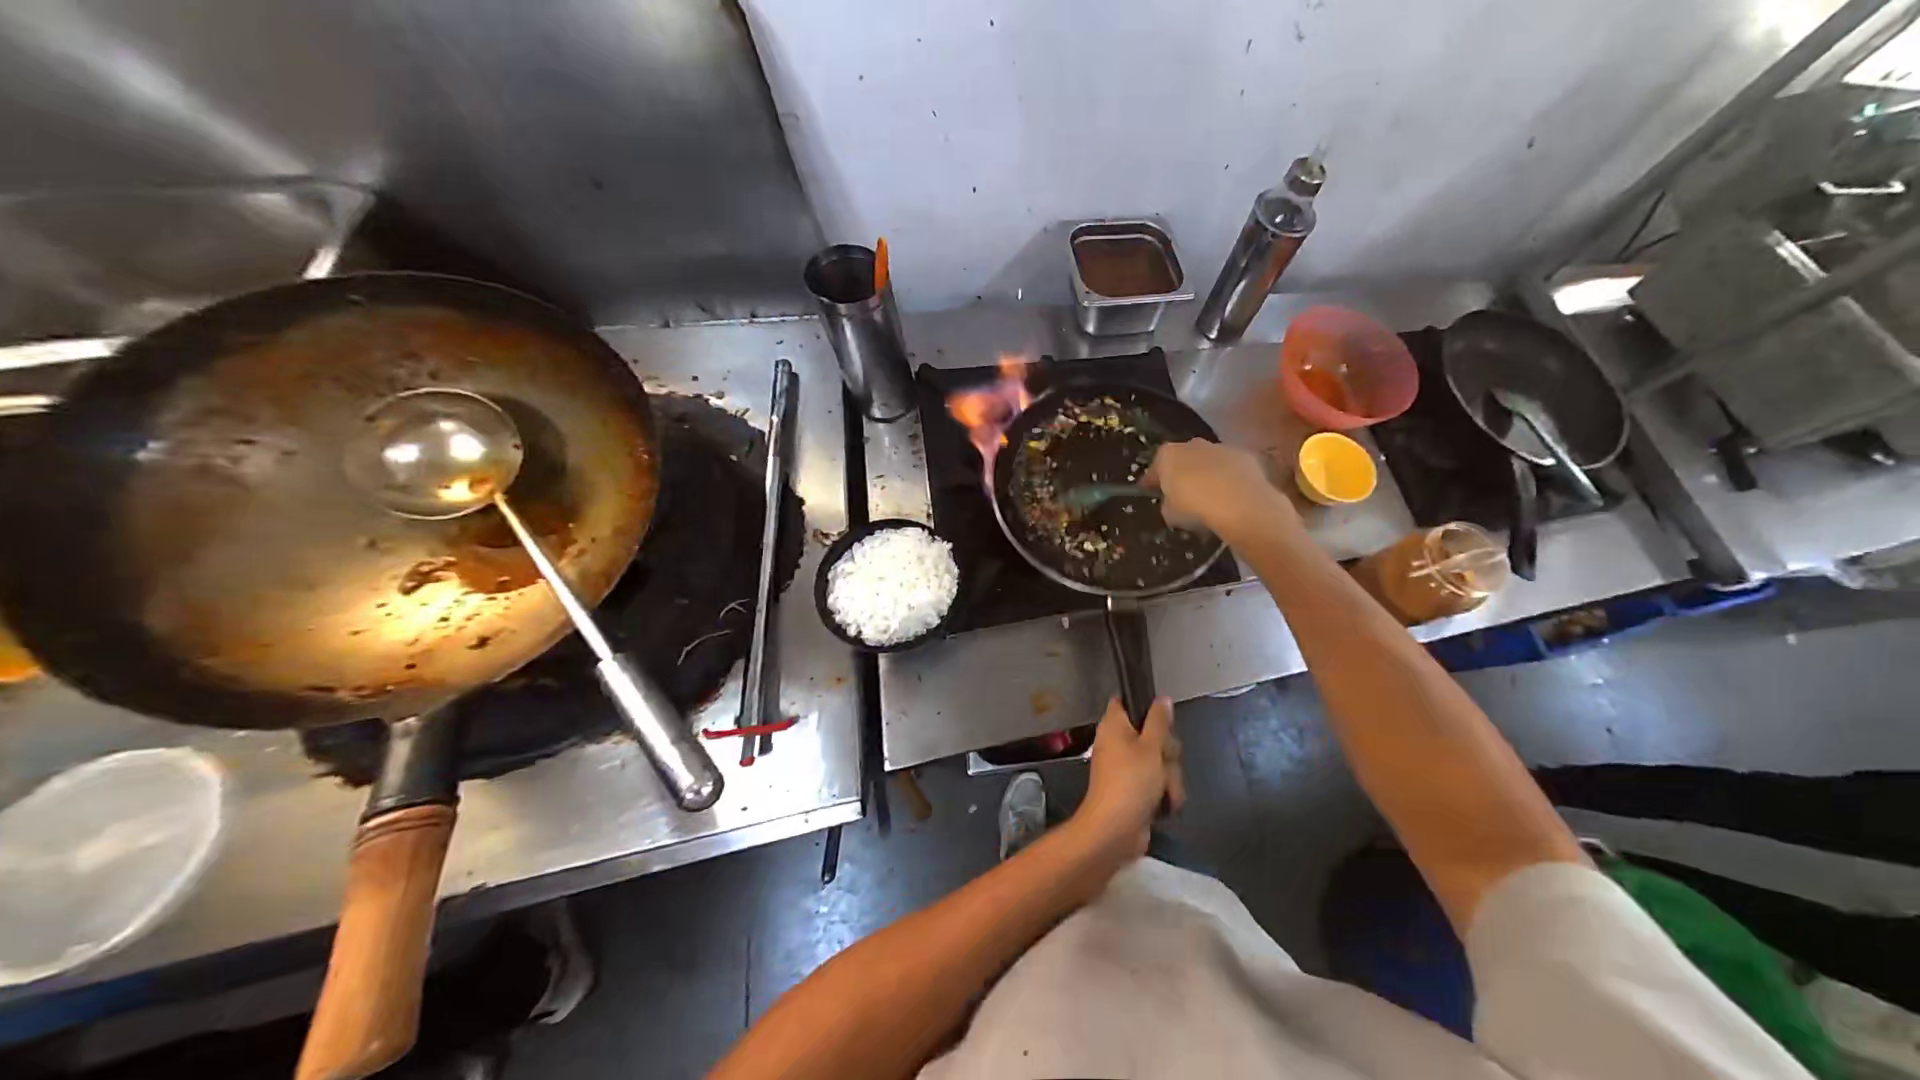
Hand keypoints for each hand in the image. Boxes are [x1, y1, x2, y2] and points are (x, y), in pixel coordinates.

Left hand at [1070, 696, 1183, 860]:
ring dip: (1169, 777)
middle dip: (1167, 752)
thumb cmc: (1131, 781)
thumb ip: (1159, 721)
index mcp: (1114, 726)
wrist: (1116, 830)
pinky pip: (1158, 782)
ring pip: (1160, 761)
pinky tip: (1166, 804)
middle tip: (1163, 761)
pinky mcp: (1136, 789)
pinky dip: (1164, 793)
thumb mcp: (1151, 747)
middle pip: (1153, 734)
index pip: (1125, 702)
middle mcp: (1118, 743)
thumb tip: (1162, 699)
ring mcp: (1127, 768)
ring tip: (1165, 791)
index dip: (1144, 706)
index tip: (1160, 720)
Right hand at [1143, 440, 1296, 536]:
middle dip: (1181, 473)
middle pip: (1182, 459)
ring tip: (1210, 497)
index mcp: (1167, 455)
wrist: (1241, 505)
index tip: (1151, 494)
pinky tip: (1231, 496)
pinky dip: (1229, 478)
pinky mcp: (1245, 456)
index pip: (1154, 469)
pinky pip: (1230, 468)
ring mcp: (1221, 447)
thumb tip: (1172, 502)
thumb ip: (1167, 503)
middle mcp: (1192, 444)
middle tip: (1182, 495)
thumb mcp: (1169, 513)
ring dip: (1207, 474)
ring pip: (1208, 461)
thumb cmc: (1195, 508)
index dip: (1152, 483)